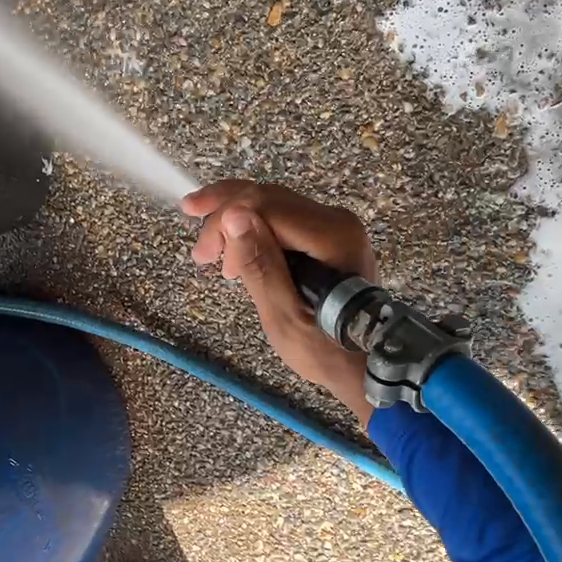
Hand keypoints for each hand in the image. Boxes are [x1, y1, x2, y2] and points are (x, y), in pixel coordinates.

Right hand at [183, 180, 377, 424]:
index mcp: (331, 235)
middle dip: (223, 214)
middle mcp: (336, 220)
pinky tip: (233, 247)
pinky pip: (282, 219)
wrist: (365, 364)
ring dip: (235, 221)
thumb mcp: (285, 315)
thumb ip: (260, 264)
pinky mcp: (328, 236)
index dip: (225, 220)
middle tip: (197, 247)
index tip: (203, 255)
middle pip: (267, 197)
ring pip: (272, 204)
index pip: (264, 205)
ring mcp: (334, 226)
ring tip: (209, 252)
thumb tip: (233, 215)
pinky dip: (254, 230)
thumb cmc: (326, 349)